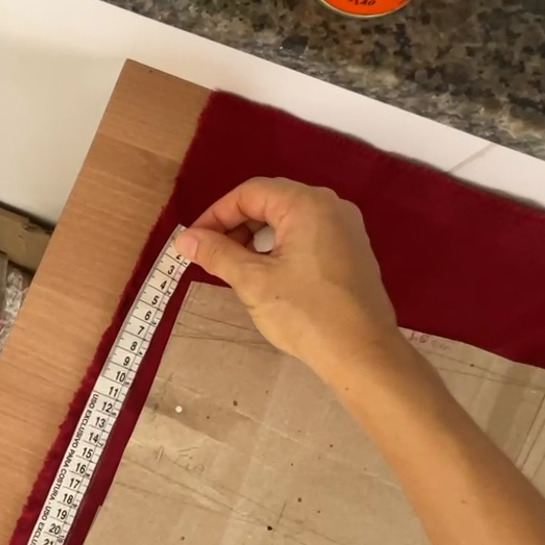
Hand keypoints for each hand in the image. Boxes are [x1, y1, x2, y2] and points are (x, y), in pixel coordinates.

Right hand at [174, 177, 401, 382]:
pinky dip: (277, 247)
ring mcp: (345, 228)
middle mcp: (331, 206)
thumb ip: (217, 254)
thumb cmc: (305, 313)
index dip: (215, 214)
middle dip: (234, 225)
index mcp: (307, 205)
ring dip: (254, 237)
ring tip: (233, 267)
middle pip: (270, 202)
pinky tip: (264, 274)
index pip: (250, 193)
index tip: (194, 242)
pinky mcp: (349, 251)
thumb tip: (184, 239)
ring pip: (287, 219)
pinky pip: (305, 235)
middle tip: (209, 255)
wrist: (360, 351)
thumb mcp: (252, 281)